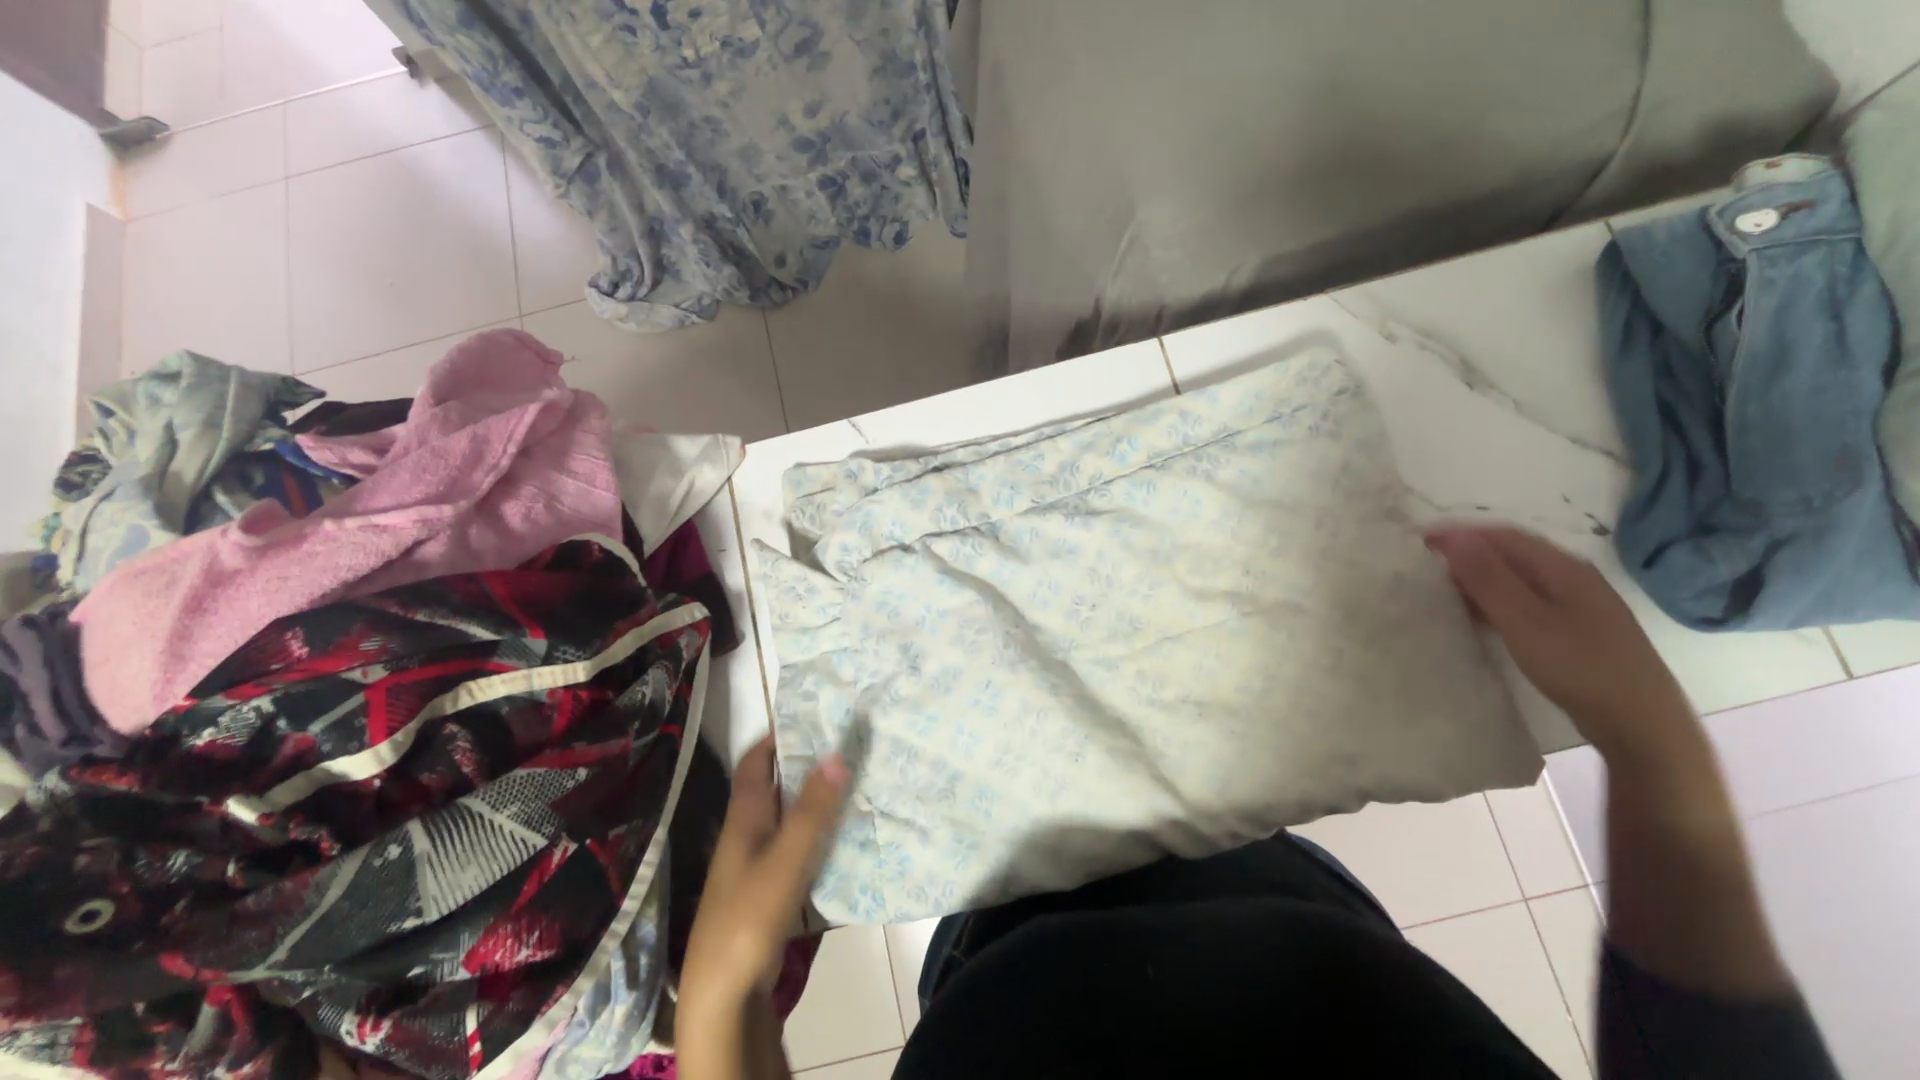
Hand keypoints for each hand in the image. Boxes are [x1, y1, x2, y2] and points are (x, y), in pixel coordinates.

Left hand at [681, 737, 848, 1018]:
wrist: (724, 993)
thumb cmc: (748, 918)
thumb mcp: (785, 861)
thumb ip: (811, 811)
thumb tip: (835, 753)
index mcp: (743, 819)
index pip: (755, 762)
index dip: (776, 736)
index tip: (814, 715)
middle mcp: (747, 835)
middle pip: (773, 787)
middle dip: (805, 765)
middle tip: (849, 745)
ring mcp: (757, 866)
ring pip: (788, 819)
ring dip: (816, 802)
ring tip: (858, 784)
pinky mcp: (770, 894)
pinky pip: (798, 851)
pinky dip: (820, 838)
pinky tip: (848, 840)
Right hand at [1424, 524, 1693, 760]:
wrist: (1640, 723)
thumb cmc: (1580, 666)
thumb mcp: (1525, 620)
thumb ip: (1487, 577)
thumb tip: (1451, 536)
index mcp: (1563, 567)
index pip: (1502, 536)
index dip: (1459, 535)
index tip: (1417, 544)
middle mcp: (1572, 578)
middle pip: (1512, 554)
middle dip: (1467, 555)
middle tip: (1424, 570)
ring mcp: (1577, 606)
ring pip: (1518, 580)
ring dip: (1479, 580)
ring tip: (1442, 593)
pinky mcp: (1575, 632)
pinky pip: (1526, 603)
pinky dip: (1496, 603)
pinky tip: (1479, 620)